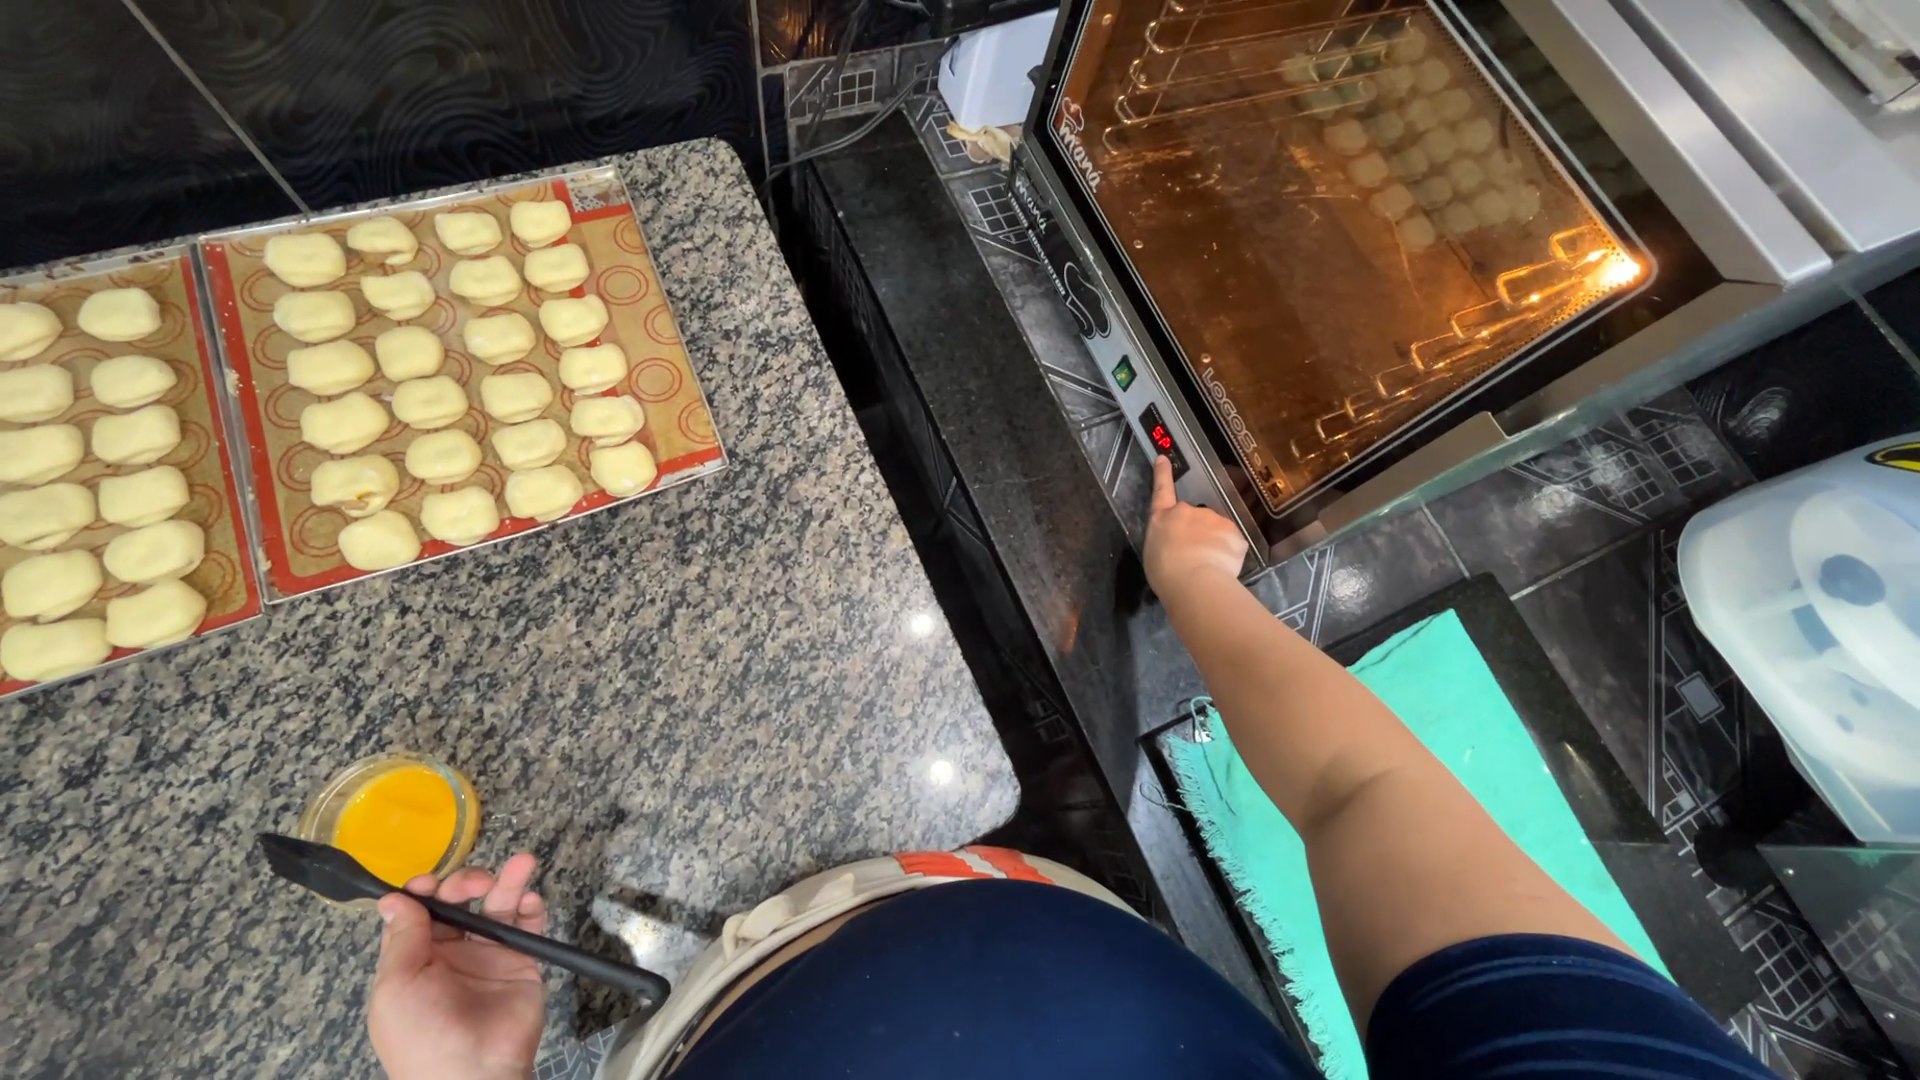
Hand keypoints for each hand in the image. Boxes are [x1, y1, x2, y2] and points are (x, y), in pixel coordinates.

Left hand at [368, 855, 548, 1079]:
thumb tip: (394, 898)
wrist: (475, 1072)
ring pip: (498, 906)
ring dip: (509, 881)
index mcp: (415, 961)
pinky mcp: (523, 959)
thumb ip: (403, 939)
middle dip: (467, 883)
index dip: (422, 893)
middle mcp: (452, 953)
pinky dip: (532, 906)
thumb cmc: (423, 1033)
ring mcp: (489, 954)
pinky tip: (530, 898)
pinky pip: (529, 925)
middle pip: (460, 903)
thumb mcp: (397, 988)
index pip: (418, 914)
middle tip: (478, 882)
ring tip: (522, 864)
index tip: (429, 882)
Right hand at [1145, 454, 1247, 597]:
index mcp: (1163, 517)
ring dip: (1214, 543)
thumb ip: (1166, 540)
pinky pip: (1232, 542)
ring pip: (1216, 529)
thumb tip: (1176, 543)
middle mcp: (1188, 511)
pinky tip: (1224, 567)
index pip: (1162, 491)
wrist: (1194, 580)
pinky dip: (1229, 553)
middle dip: (1196, 531)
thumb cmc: (1165, 572)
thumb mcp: (1154, 553)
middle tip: (1193, 556)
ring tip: (1209, 565)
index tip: (1164, 458)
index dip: (1163, 474)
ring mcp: (1213, 519)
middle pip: (1194, 517)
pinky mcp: (1233, 531)